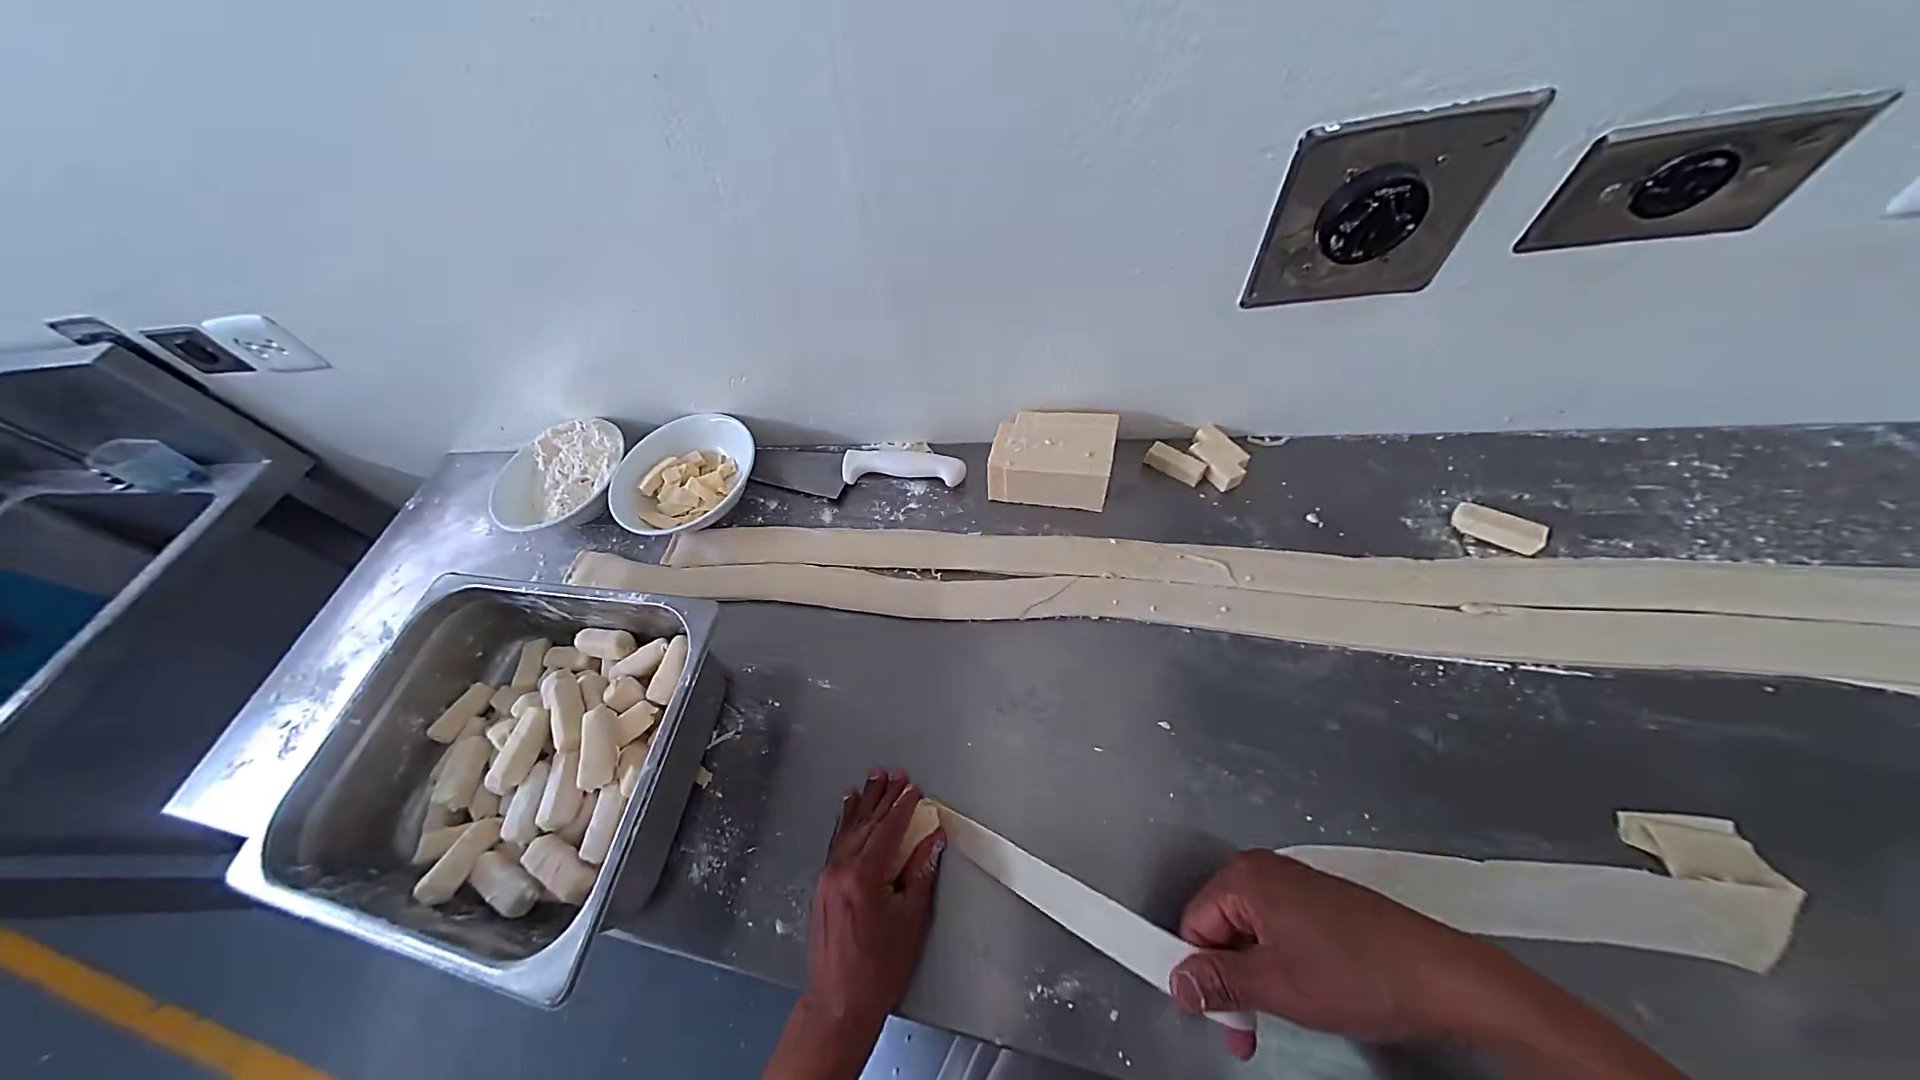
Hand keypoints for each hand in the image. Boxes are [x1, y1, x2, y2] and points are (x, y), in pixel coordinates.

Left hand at [803, 768, 944, 1023]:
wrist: (839, 1002)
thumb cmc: (877, 969)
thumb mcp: (911, 918)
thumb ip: (921, 871)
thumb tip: (932, 840)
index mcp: (864, 877)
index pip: (888, 829)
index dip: (903, 807)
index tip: (914, 791)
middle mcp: (840, 871)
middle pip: (867, 823)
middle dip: (885, 797)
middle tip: (897, 776)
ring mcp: (827, 876)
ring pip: (849, 829)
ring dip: (864, 803)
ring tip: (874, 780)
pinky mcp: (822, 885)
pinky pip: (837, 842)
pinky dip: (846, 822)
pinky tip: (849, 808)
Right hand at [1167, 850, 1510, 1058]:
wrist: (1446, 980)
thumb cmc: (1370, 971)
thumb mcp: (1277, 987)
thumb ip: (1219, 983)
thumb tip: (1183, 981)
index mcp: (1247, 877)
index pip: (1193, 922)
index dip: (1197, 970)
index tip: (1205, 1004)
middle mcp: (1268, 871)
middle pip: (1220, 927)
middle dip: (1228, 979)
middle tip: (1244, 1022)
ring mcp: (1296, 886)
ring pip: (1250, 933)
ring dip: (1254, 977)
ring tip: (1279, 1011)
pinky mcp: (1319, 904)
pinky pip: (1277, 931)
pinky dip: (1279, 964)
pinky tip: (1303, 992)